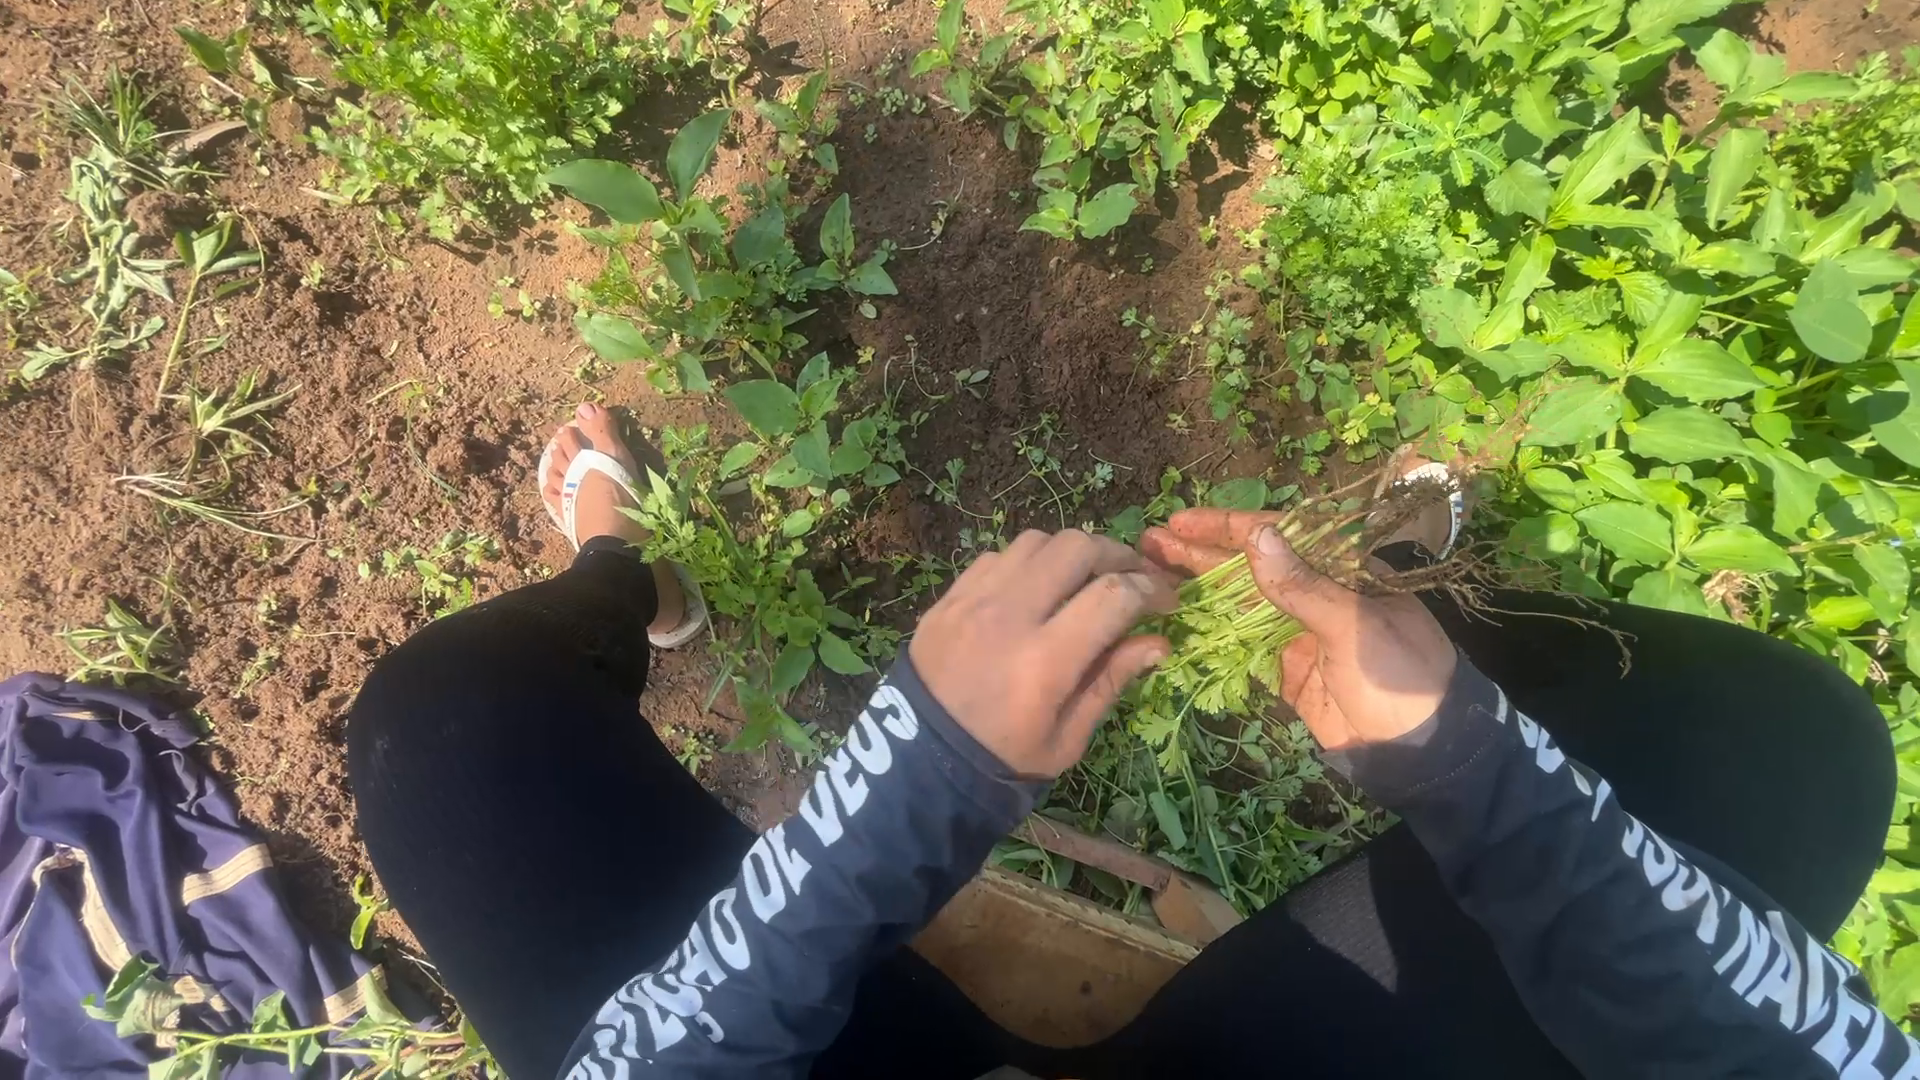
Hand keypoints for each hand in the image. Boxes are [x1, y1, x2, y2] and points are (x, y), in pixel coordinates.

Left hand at [910, 529, 1178, 776]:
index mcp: (1044, 661)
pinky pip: (997, 556)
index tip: (1167, 601)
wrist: (919, 759)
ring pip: (1035, 541)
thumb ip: (1110, 681)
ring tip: (1084, 579)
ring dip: (1070, 554)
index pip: (1113, 595)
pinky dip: (1027, 563)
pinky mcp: (948, 596)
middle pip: (1076, 548)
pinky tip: (1035, 589)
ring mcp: (972, 600)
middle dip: (1116, 556)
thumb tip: (1158, 640)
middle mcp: (1008, 616)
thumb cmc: (1003, 758)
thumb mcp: (1067, 739)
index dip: (1151, 589)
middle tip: (1132, 579)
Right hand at [1139, 509, 1456, 750]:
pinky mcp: (1280, 666)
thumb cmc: (1399, 680)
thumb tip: (1256, 536)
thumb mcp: (1356, 628)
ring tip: (1148, 574)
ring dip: (1193, 587)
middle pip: (1244, 565)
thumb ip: (1304, 586)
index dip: (1224, 526)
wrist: (1420, 756)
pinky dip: (1206, 631)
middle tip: (1148, 543)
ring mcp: (1292, 630)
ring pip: (1233, 600)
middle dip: (1196, 553)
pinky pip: (1235, 642)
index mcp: (1338, 570)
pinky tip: (1172, 620)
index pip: (1274, 535)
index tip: (1181, 522)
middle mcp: (1311, 592)